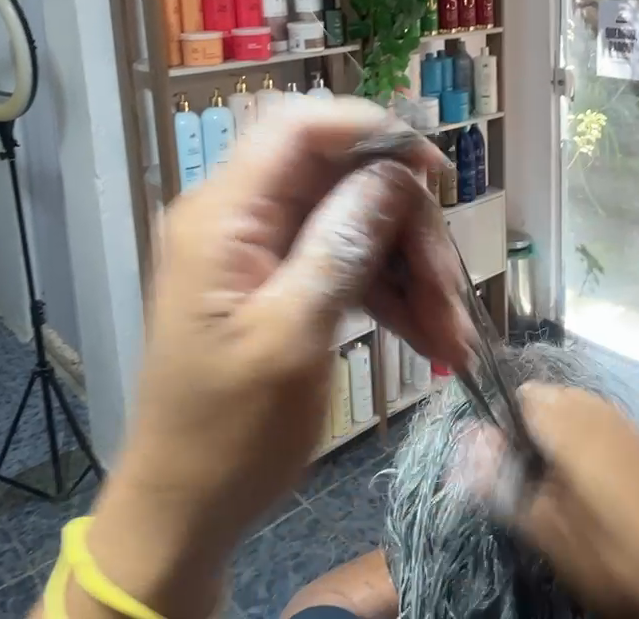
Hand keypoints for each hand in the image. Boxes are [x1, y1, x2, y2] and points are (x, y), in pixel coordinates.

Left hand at [83, 100, 471, 618]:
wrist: (186, 510)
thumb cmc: (229, 434)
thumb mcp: (293, 336)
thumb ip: (342, 244)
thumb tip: (393, 172)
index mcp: (224, 215)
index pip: (299, 127)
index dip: (371, 132)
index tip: (431, 172)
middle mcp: (240, 217)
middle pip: (342, 178)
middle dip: (406, 227)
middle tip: (451, 288)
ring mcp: (262, 249)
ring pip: (358, 222)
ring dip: (410, 270)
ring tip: (452, 335)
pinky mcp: (282, 281)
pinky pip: (350, 262)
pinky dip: (393, 295)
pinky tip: (432, 339)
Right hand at [461, 385, 638, 618]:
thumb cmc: (608, 550)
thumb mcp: (542, 526)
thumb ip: (499, 477)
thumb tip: (468, 440)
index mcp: (565, 417)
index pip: (516, 394)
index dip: (501, 425)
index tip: (502, 466)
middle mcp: (594, 405)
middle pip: (545, 399)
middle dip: (528, 431)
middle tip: (529, 484)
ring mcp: (622, 421)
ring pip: (572, 411)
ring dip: (556, 438)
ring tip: (557, 489)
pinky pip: (597, 425)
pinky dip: (583, 444)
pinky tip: (590, 488)